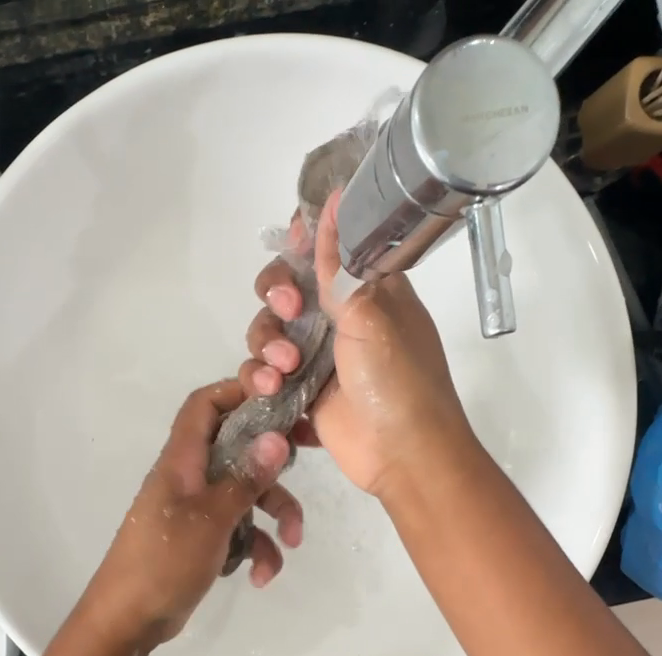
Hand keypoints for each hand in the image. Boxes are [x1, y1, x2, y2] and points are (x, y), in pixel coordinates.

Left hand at [76, 380, 301, 649]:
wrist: (128, 619)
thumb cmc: (163, 561)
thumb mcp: (211, 518)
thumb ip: (245, 478)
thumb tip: (277, 437)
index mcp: (183, 460)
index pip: (205, 405)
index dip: (237, 391)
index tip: (278, 396)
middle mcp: (190, 478)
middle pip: (239, 450)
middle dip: (274, 467)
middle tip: (306, 465)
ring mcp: (197, 510)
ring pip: (247, 496)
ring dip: (274, 517)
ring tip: (290, 546)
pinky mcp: (204, 540)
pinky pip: (240, 532)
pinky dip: (256, 550)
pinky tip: (260, 576)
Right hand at [239, 194, 478, 497]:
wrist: (402, 454)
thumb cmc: (399, 379)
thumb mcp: (372, 312)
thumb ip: (340, 262)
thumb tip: (335, 196)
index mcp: (367, 289)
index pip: (326, 248)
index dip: (303, 241)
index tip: (293, 246)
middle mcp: (339, 318)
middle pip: (283, 287)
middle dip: (277, 295)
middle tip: (290, 309)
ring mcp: (317, 357)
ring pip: (267, 331)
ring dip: (266, 343)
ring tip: (283, 367)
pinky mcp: (299, 393)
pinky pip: (262, 373)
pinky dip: (259, 378)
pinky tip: (271, 389)